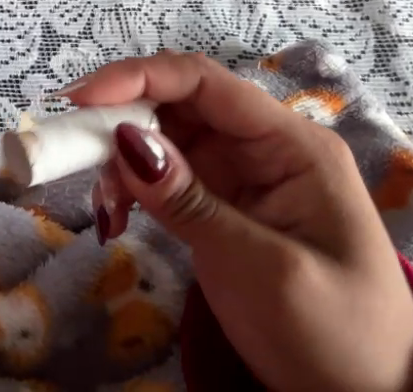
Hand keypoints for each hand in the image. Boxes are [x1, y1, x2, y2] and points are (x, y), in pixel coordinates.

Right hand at [68, 51, 412, 391]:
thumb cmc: (334, 334)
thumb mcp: (262, 270)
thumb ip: (191, 202)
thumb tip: (125, 138)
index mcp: (290, 144)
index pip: (204, 82)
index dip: (138, 77)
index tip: (79, 100)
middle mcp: (260, 144)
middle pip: (173, 101)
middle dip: (119, 121)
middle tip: (78, 158)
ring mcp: (237, 171)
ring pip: (157, 132)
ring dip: (118, 158)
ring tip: (106, 207)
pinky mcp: (215, 198)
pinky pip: (157, 169)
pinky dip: (127, 184)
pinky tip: (115, 215)